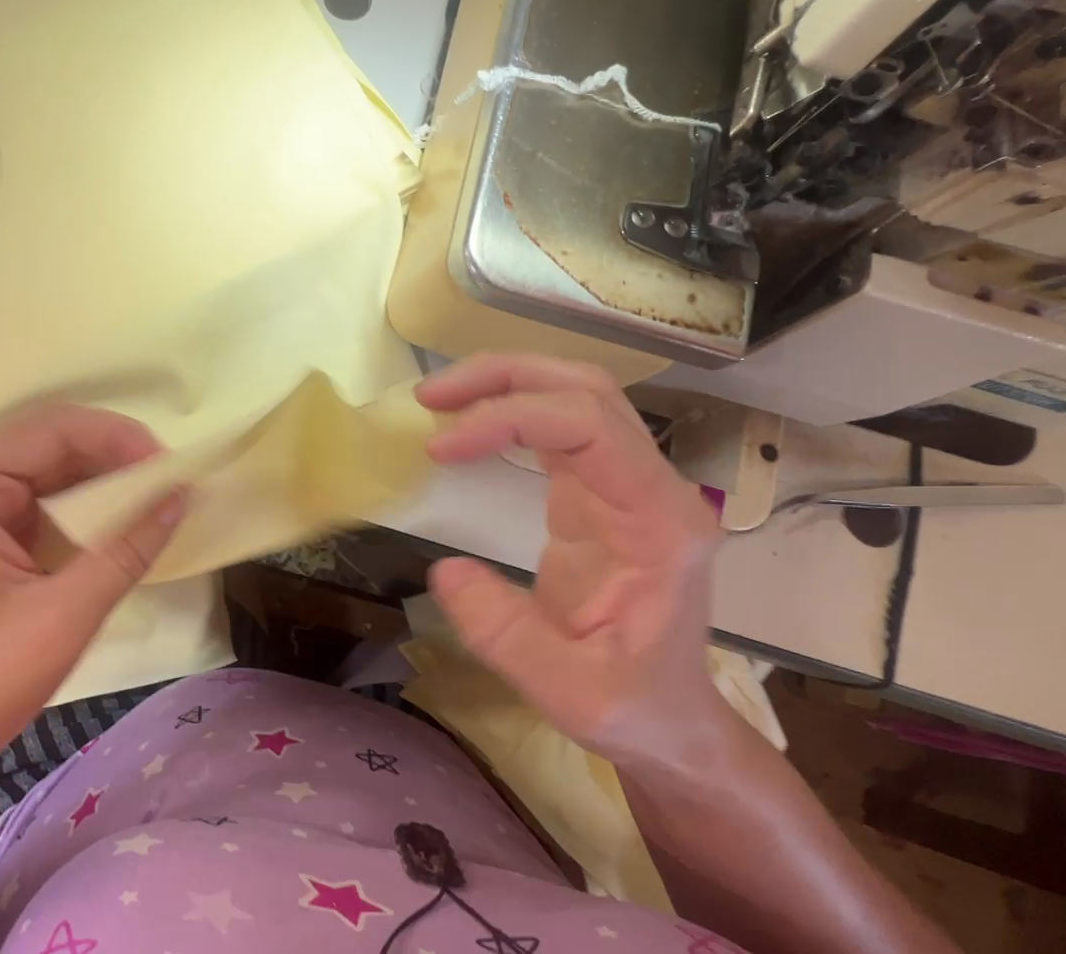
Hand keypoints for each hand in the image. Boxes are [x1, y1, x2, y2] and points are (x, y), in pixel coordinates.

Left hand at [0, 406, 185, 776]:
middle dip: (115, 461)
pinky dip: (86, 513)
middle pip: (52, 446)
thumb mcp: (66, 612)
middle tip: (175, 484)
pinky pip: (44, 505)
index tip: (176, 468)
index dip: (120, 440)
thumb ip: (127, 548)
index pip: (54, 431)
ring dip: (105, 486)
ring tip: (160, 501)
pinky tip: (125, 524)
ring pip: (52, 474)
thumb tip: (183, 495)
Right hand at [415, 354, 725, 769]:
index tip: (440, 448)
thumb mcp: (567, 692)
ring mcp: (628, 486)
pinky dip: (509, 411)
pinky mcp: (600, 494)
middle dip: (504, 378)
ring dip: (505, 383)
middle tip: (428, 398)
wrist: (672, 720)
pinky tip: (466, 426)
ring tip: (436, 400)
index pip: (590, 427)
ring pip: (575, 395)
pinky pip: (560, 426)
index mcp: (656, 523)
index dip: (511, 419)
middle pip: (586, 390)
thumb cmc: (633, 708)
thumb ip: (506, 633)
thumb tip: (446, 567)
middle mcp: (650, 488)